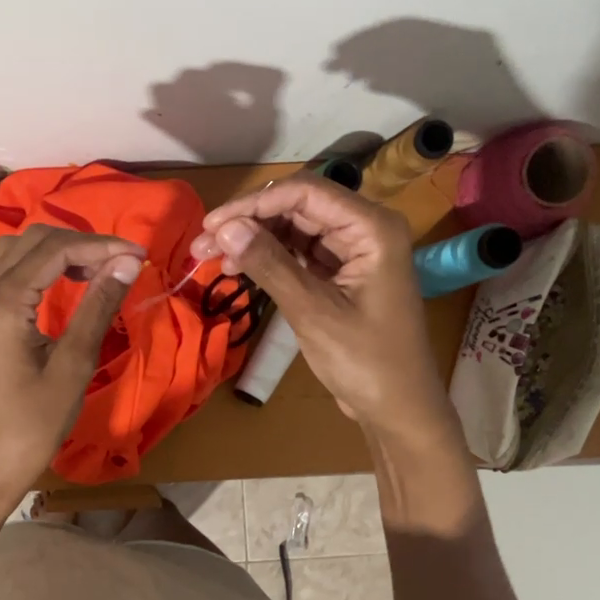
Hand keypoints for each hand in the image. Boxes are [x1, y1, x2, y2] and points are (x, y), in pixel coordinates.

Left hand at [0, 225, 143, 499]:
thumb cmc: (36, 421)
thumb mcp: (74, 365)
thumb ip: (98, 308)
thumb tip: (127, 263)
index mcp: (4, 305)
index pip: (55, 250)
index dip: (100, 246)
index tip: (139, 254)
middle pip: (33, 239)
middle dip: (80, 243)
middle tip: (120, 262)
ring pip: (17, 250)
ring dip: (58, 249)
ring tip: (97, 269)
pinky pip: (9, 271)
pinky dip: (40, 265)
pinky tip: (69, 281)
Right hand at [189, 172, 455, 441]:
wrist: (397, 406)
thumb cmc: (365, 360)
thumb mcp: (313, 312)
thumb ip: (270, 265)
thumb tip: (226, 229)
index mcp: (371, 228)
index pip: (304, 193)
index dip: (253, 204)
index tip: (210, 226)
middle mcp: (364, 229)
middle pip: (297, 207)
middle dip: (248, 222)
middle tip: (202, 245)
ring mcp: (352, 253)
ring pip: (293, 230)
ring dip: (253, 240)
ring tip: (212, 259)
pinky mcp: (340, 275)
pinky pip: (298, 254)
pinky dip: (267, 259)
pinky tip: (238, 270)